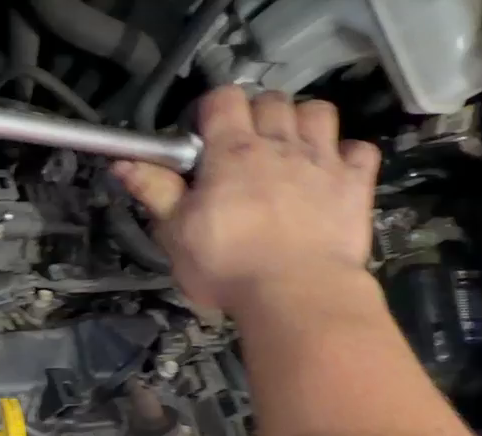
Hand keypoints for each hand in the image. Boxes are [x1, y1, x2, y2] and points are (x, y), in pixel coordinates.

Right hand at [114, 86, 380, 315]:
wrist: (292, 290)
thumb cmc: (224, 264)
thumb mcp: (174, 233)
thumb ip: (155, 192)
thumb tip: (124, 163)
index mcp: (232, 153)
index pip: (223, 100)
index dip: (210, 111)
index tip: (200, 138)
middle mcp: (281, 144)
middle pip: (272, 100)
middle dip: (254, 116)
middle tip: (238, 151)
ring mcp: (324, 159)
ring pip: (317, 112)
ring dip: (299, 124)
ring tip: (284, 152)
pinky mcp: (355, 180)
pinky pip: (357, 147)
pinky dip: (341, 154)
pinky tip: (325, 172)